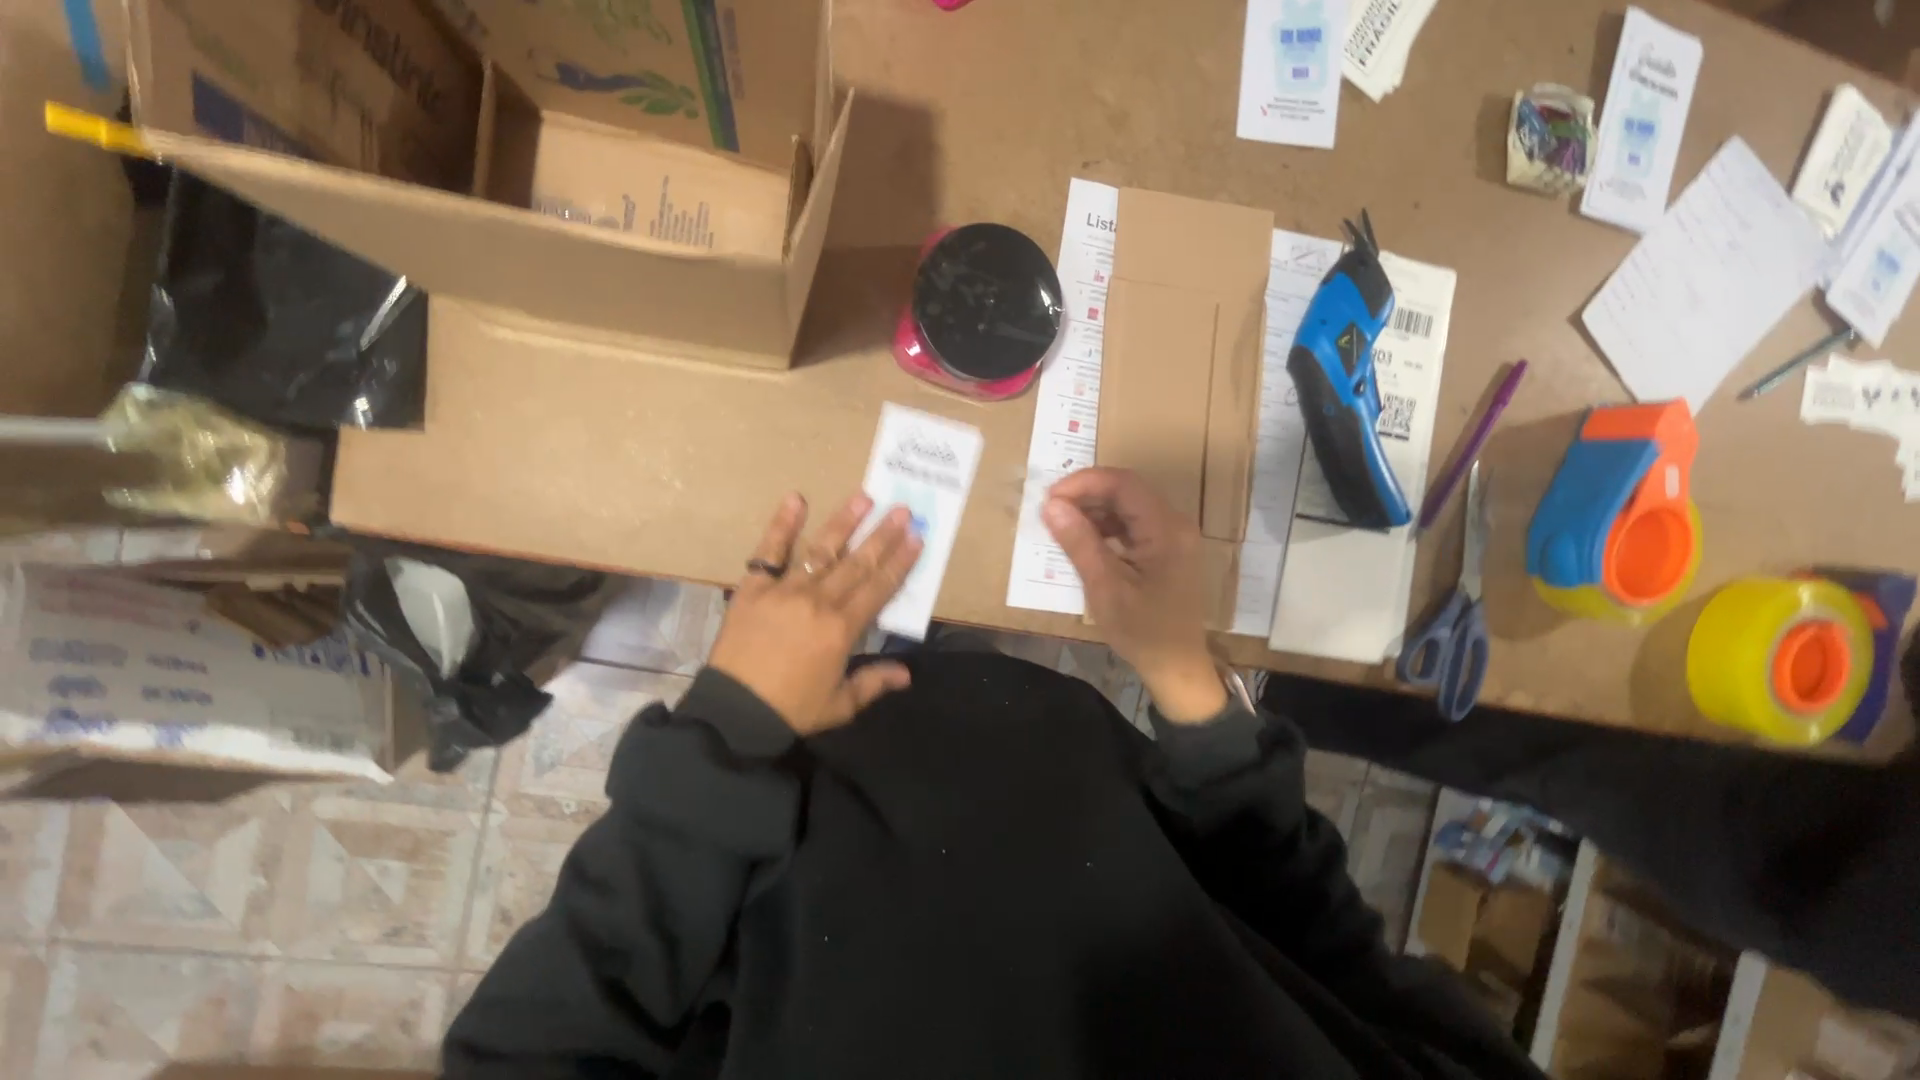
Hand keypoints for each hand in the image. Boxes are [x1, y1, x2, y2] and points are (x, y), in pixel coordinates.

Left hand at [708, 492, 923, 736]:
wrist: (734, 711)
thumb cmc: (791, 709)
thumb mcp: (841, 704)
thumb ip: (873, 682)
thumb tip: (907, 673)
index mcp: (842, 629)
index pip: (879, 587)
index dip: (900, 562)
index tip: (917, 538)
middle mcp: (818, 602)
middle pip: (856, 563)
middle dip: (882, 535)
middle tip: (902, 509)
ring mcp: (784, 591)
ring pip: (821, 550)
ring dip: (844, 522)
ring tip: (864, 496)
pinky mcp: (753, 588)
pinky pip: (768, 552)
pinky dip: (782, 525)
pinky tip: (796, 499)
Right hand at [1043, 468, 1227, 723]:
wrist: (1177, 666)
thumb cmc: (1143, 631)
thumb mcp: (1105, 587)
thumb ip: (1079, 542)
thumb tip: (1051, 506)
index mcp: (1166, 529)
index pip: (1123, 483)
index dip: (1083, 483)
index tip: (1050, 498)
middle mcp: (1175, 524)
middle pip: (1127, 490)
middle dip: (1086, 495)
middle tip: (1050, 511)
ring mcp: (1173, 536)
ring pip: (1129, 506)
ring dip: (1094, 510)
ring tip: (1061, 525)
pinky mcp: (1167, 549)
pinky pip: (1134, 525)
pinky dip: (1106, 526)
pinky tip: (1083, 540)